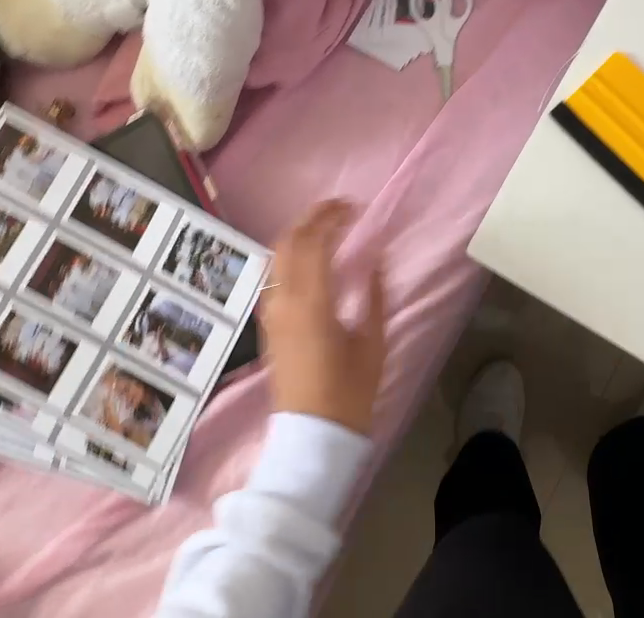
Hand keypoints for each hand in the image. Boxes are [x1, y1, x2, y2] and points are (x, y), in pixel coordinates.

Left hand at [258, 200, 387, 434]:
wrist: (313, 436)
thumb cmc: (350, 393)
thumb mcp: (373, 343)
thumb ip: (373, 295)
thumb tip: (375, 259)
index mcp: (312, 303)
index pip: (314, 242)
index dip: (332, 218)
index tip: (354, 208)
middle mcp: (283, 301)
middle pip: (288, 242)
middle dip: (312, 218)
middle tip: (339, 210)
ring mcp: (271, 312)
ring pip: (276, 257)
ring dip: (298, 234)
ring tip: (326, 228)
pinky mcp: (268, 324)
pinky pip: (274, 276)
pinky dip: (290, 255)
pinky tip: (310, 259)